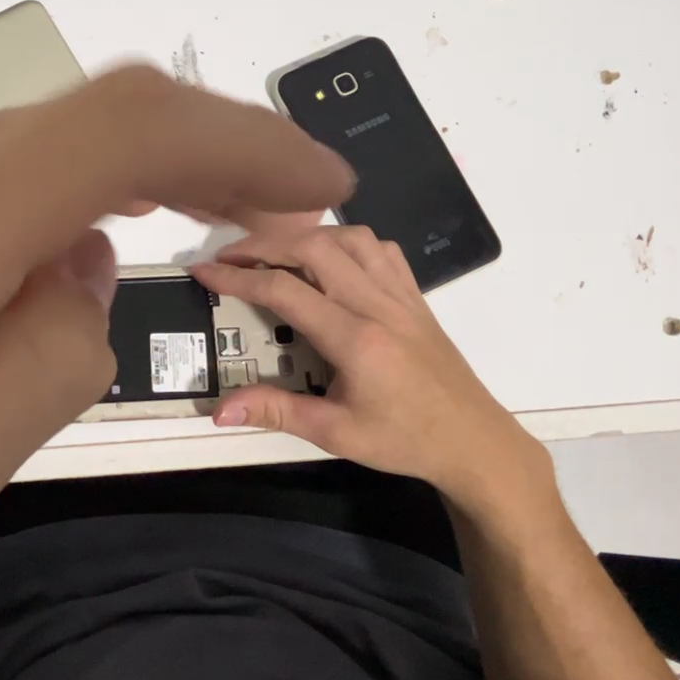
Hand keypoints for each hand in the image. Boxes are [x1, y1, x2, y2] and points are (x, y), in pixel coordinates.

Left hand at [0, 67, 354, 600]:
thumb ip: (46, 365)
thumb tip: (85, 256)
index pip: (96, 141)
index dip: (228, 140)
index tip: (313, 183)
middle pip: (85, 118)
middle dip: (207, 152)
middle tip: (281, 211)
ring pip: (47, 135)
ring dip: (140, 172)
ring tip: (204, 224)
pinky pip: (1, 153)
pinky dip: (76, 181)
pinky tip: (94, 233)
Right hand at [190, 225, 550, 510]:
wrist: (475, 442)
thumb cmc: (404, 440)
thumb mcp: (335, 433)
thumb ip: (276, 412)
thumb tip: (220, 411)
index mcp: (355, 338)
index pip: (284, 290)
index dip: (237, 277)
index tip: (203, 272)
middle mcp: (378, 305)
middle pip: (314, 248)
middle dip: (263, 245)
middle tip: (229, 258)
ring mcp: (402, 296)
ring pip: (350, 238)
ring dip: (305, 237)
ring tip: (274, 254)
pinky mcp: (416, 298)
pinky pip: (380, 250)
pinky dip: (347, 242)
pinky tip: (330, 261)